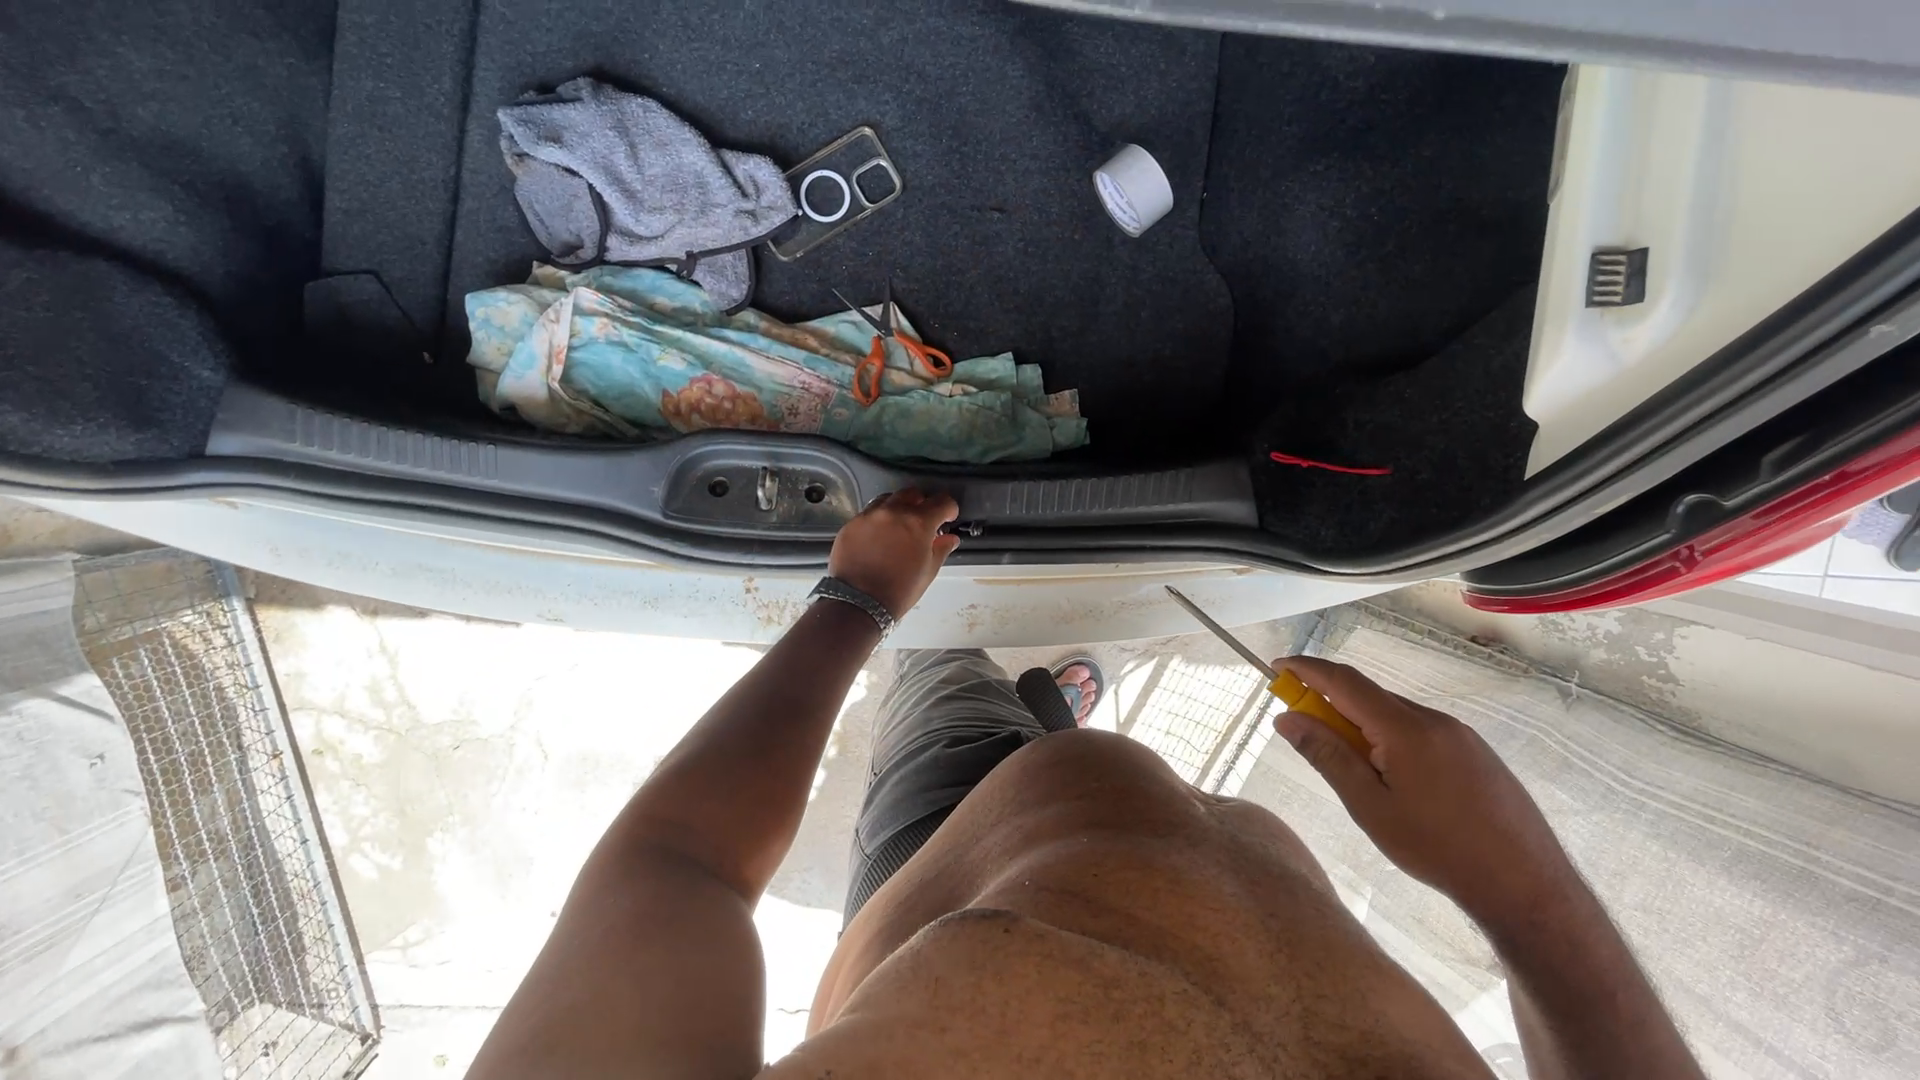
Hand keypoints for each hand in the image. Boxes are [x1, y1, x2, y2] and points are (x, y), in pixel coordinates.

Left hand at [828, 489, 960, 617]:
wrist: (860, 603)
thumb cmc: (900, 590)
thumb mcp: (928, 571)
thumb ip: (941, 549)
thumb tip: (949, 538)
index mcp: (918, 522)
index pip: (942, 502)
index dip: (949, 509)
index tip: (948, 518)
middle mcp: (894, 512)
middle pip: (912, 494)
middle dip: (922, 504)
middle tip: (923, 521)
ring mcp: (870, 515)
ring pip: (888, 499)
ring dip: (898, 508)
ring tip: (899, 526)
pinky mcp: (851, 524)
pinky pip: (869, 513)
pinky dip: (878, 520)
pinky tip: (879, 537)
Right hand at [1271, 655, 1579, 924]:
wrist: (1527, 884)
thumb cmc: (1438, 848)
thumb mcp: (1369, 806)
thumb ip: (1327, 756)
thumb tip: (1288, 719)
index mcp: (1405, 728)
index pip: (1344, 682)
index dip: (1306, 670)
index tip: (1276, 668)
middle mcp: (1434, 720)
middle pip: (1369, 695)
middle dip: (1329, 702)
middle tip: (1302, 727)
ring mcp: (1460, 734)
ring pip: (1395, 714)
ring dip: (1360, 723)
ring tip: (1351, 767)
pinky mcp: (1475, 752)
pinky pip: (1419, 730)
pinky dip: (1388, 736)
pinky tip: (1391, 777)